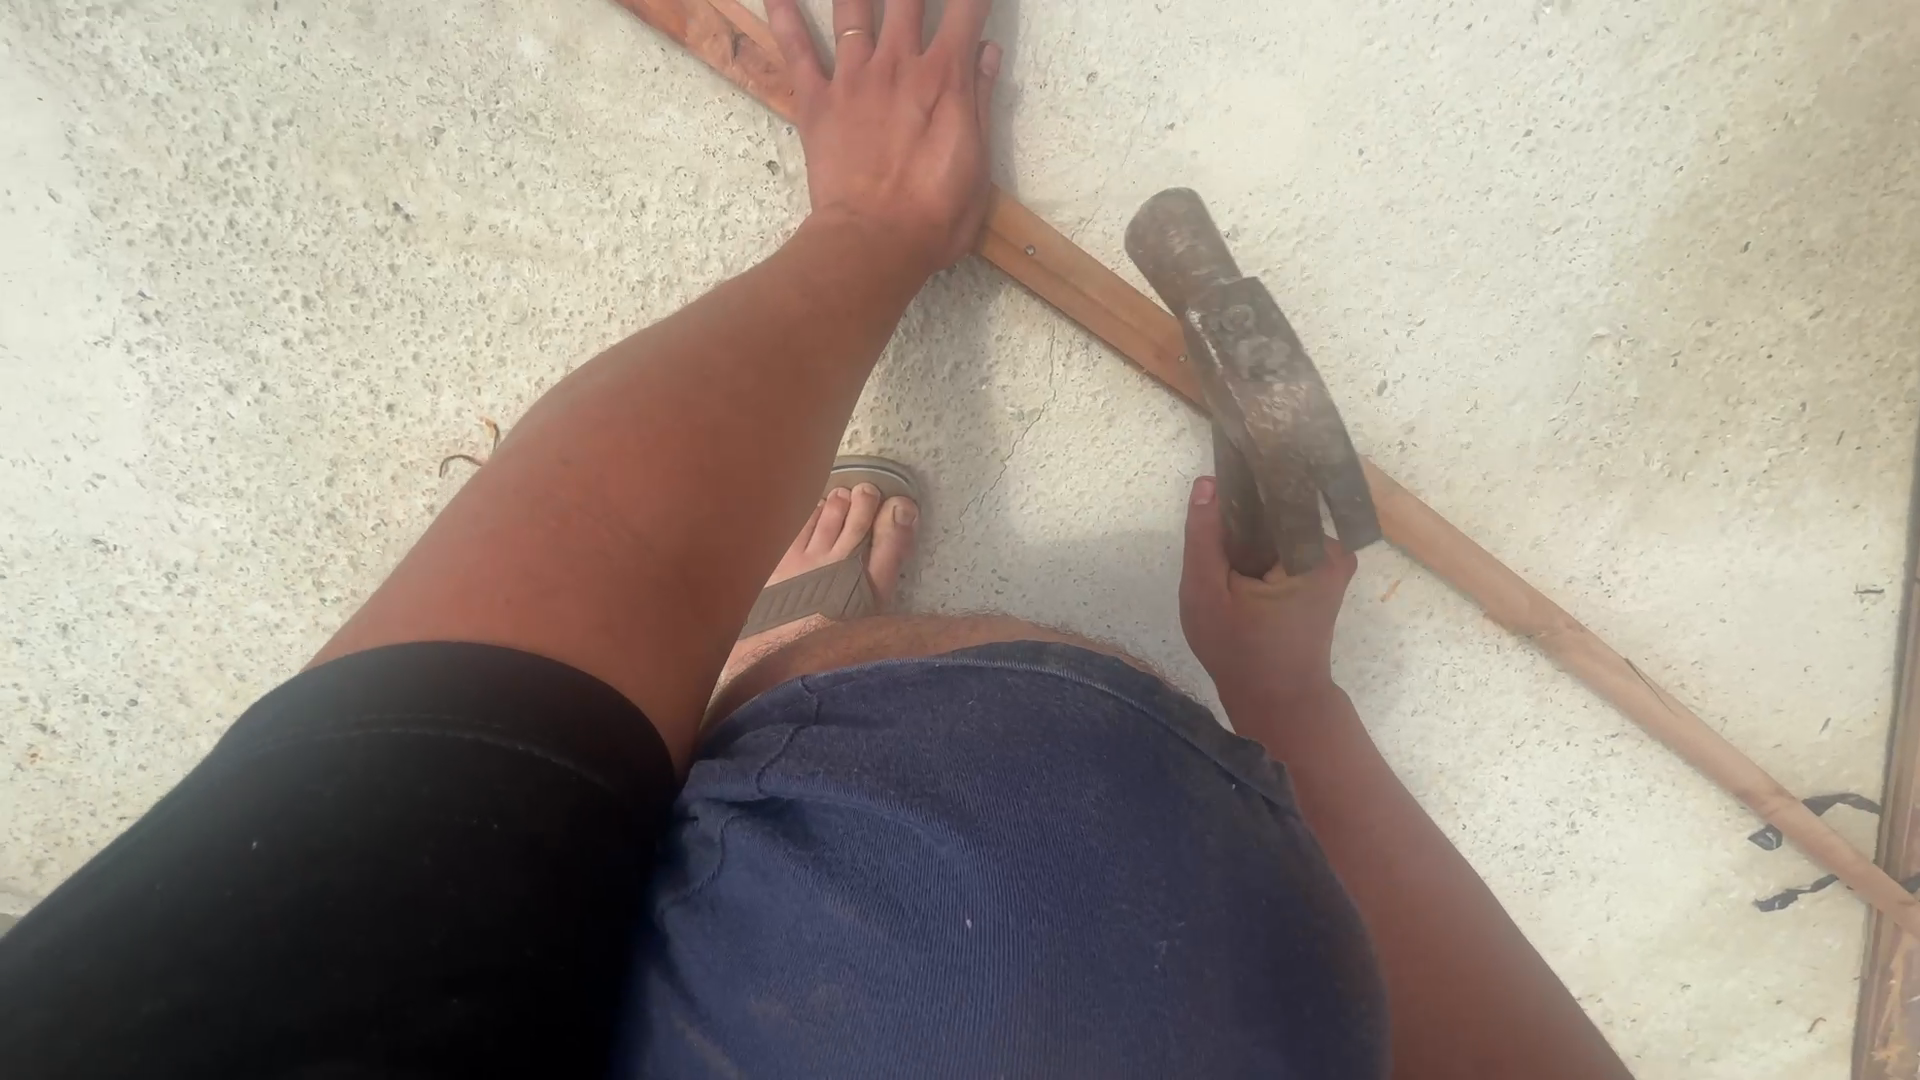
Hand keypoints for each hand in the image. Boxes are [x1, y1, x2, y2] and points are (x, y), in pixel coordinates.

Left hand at [767, 0, 1001, 274]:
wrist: (876, 244)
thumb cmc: (936, 218)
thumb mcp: (977, 167)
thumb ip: (982, 103)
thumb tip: (987, 52)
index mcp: (946, 80)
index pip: (966, 10)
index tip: (972, 0)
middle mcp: (899, 64)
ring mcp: (853, 79)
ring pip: (852, 8)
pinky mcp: (817, 102)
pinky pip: (796, 50)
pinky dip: (785, 18)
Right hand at [1179, 476, 1357, 711]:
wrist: (1277, 700)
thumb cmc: (1240, 651)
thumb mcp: (1205, 592)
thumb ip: (1204, 536)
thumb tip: (1207, 481)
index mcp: (1312, 549)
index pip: (1270, 495)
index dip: (1236, 492)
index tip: (1209, 501)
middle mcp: (1332, 548)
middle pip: (1273, 512)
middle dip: (1239, 523)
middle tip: (1214, 553)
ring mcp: (1331, 561)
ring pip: (1275, 529)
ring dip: (1247, 539)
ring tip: (1225, 567)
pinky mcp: (1323, 574)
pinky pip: (1283, 546)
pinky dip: (1259, 554)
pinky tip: (1239, 575)